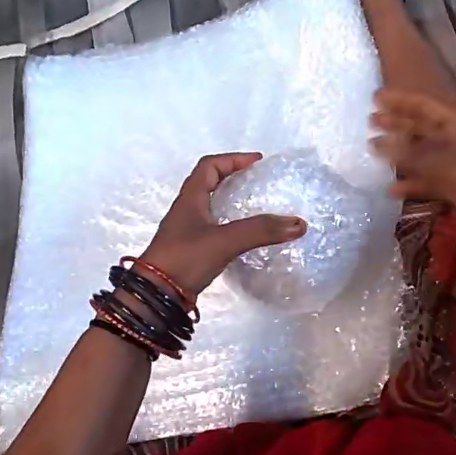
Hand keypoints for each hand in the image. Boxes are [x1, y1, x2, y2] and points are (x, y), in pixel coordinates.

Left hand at [139, 153, 306, 297]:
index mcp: (190, 199)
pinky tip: (244, 238)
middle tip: (258, 181)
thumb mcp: (225, 240)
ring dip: (231, 202)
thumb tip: (298, 224)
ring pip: (211, 208)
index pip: (209, 166)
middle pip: (209, 184)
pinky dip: (230, 226)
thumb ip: (260, 231)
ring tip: (256, 207)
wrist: (157, 295)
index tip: (257, 162)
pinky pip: (213, 229)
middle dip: (233, 177)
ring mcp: (187, 232)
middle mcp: (186, 211)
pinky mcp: (191, 252)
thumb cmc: (185, 259)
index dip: (233, 159)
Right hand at [369, 87, 455, 263]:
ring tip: (374, 151)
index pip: (432, 107)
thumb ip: (420, 157)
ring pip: (426, 157)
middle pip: (427, 128)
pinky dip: (413, 185)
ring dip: (402, 154)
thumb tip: (380, 144)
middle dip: (400, 123)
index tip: (376, 97)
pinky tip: (394, 189)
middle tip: (371, 119)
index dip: (405, 100)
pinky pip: (431, 184)